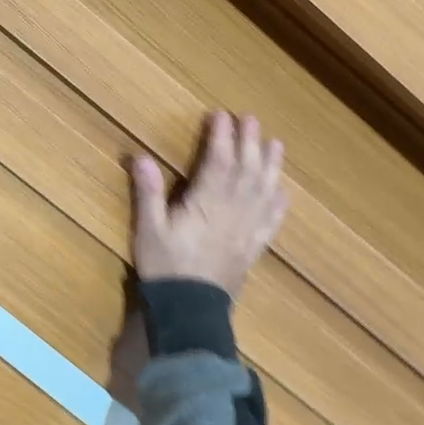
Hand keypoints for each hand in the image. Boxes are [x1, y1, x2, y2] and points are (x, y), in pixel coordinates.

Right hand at [130, 112, 289, 296]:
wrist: (192, 309)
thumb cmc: (165, 265)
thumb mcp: (148, 228)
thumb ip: (147, 192)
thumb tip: (141, 156)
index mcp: (207, 204)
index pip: (218, 164)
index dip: (221, 138)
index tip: (221, 115)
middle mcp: (234, 213)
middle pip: (246, 172)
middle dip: (249, 143)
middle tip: (252, 119)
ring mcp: (247, 230)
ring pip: (264, 192)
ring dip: (270, 166)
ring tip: (276, 144)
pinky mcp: (253, 247)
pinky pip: (272, 220)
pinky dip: (279, 203)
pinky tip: (283, 191)